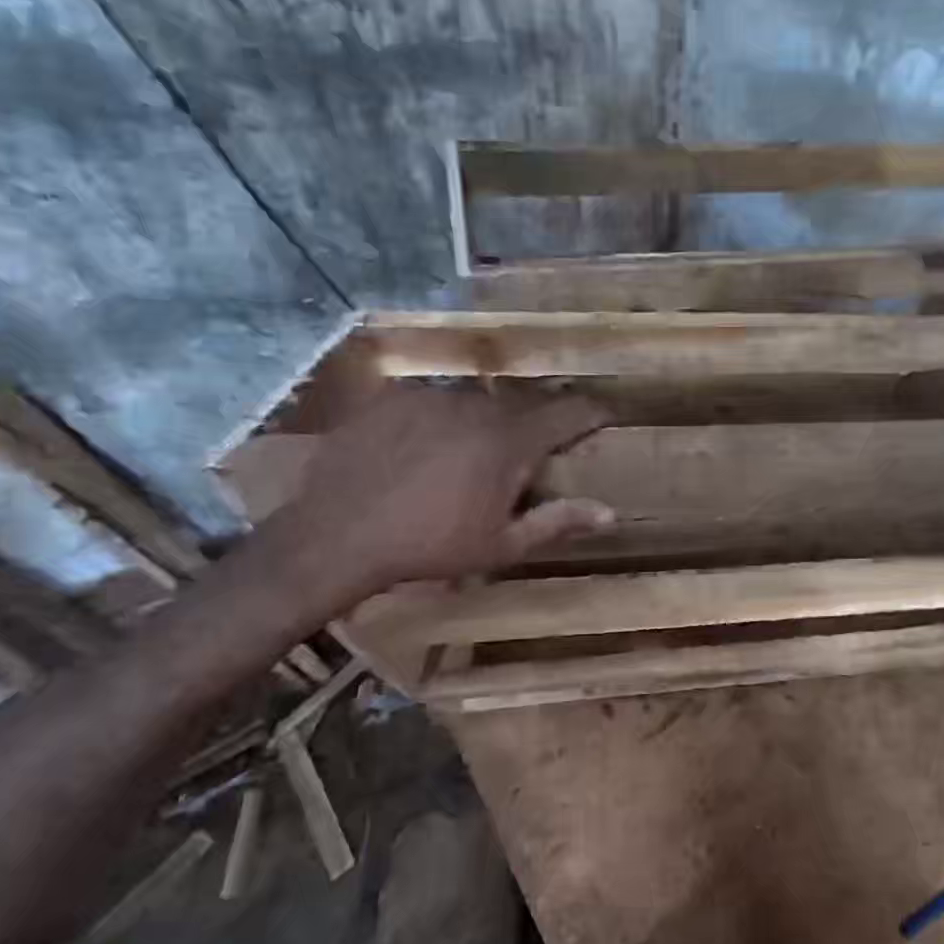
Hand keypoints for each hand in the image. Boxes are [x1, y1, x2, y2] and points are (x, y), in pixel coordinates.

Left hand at [277, 386, 612, 596]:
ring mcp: (431, 397)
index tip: (607, 418)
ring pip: (478, 401)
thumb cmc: (429, 547)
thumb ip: (558, 522)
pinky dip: (444, 419)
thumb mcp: (501, 546)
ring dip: (488, 422)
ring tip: (472, 456)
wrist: (334, 538)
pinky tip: (427, 449)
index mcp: (511, 440)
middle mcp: (476, 406)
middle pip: (524, 404)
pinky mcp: (392, 398)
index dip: (593, 413)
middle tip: (530, 455)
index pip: (570, 411)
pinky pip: (434, 400)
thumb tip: (610, 512)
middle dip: (536, 425)